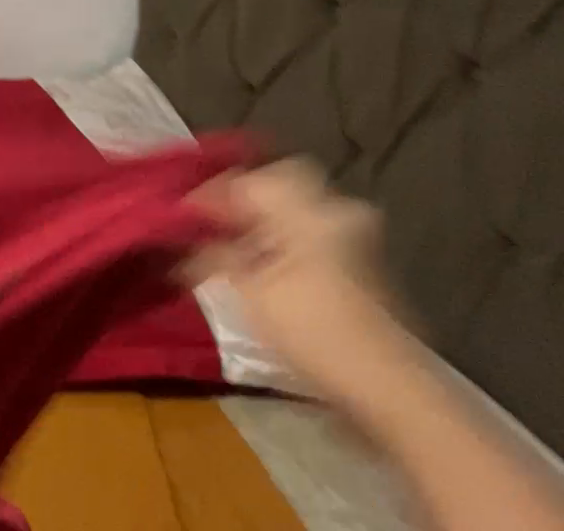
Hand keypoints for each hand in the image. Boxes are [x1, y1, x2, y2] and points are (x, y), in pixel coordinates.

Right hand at [191, 157, 418, 408]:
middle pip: (277, 185)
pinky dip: (274, 238)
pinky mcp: (356, 264)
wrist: (388, 388)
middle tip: (203, 219)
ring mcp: (354, 240)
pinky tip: (250, 261)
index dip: (209, 191)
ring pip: (292, 209)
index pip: (249, 179)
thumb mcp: (249, 291)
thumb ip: (210, 253)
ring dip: (255, 219)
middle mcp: (338, 216)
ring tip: (219, 242)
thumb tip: (178, 237)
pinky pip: (304, 231)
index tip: (178, 213)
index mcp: (313, 215)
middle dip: (238, 198)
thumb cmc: (313, 332)